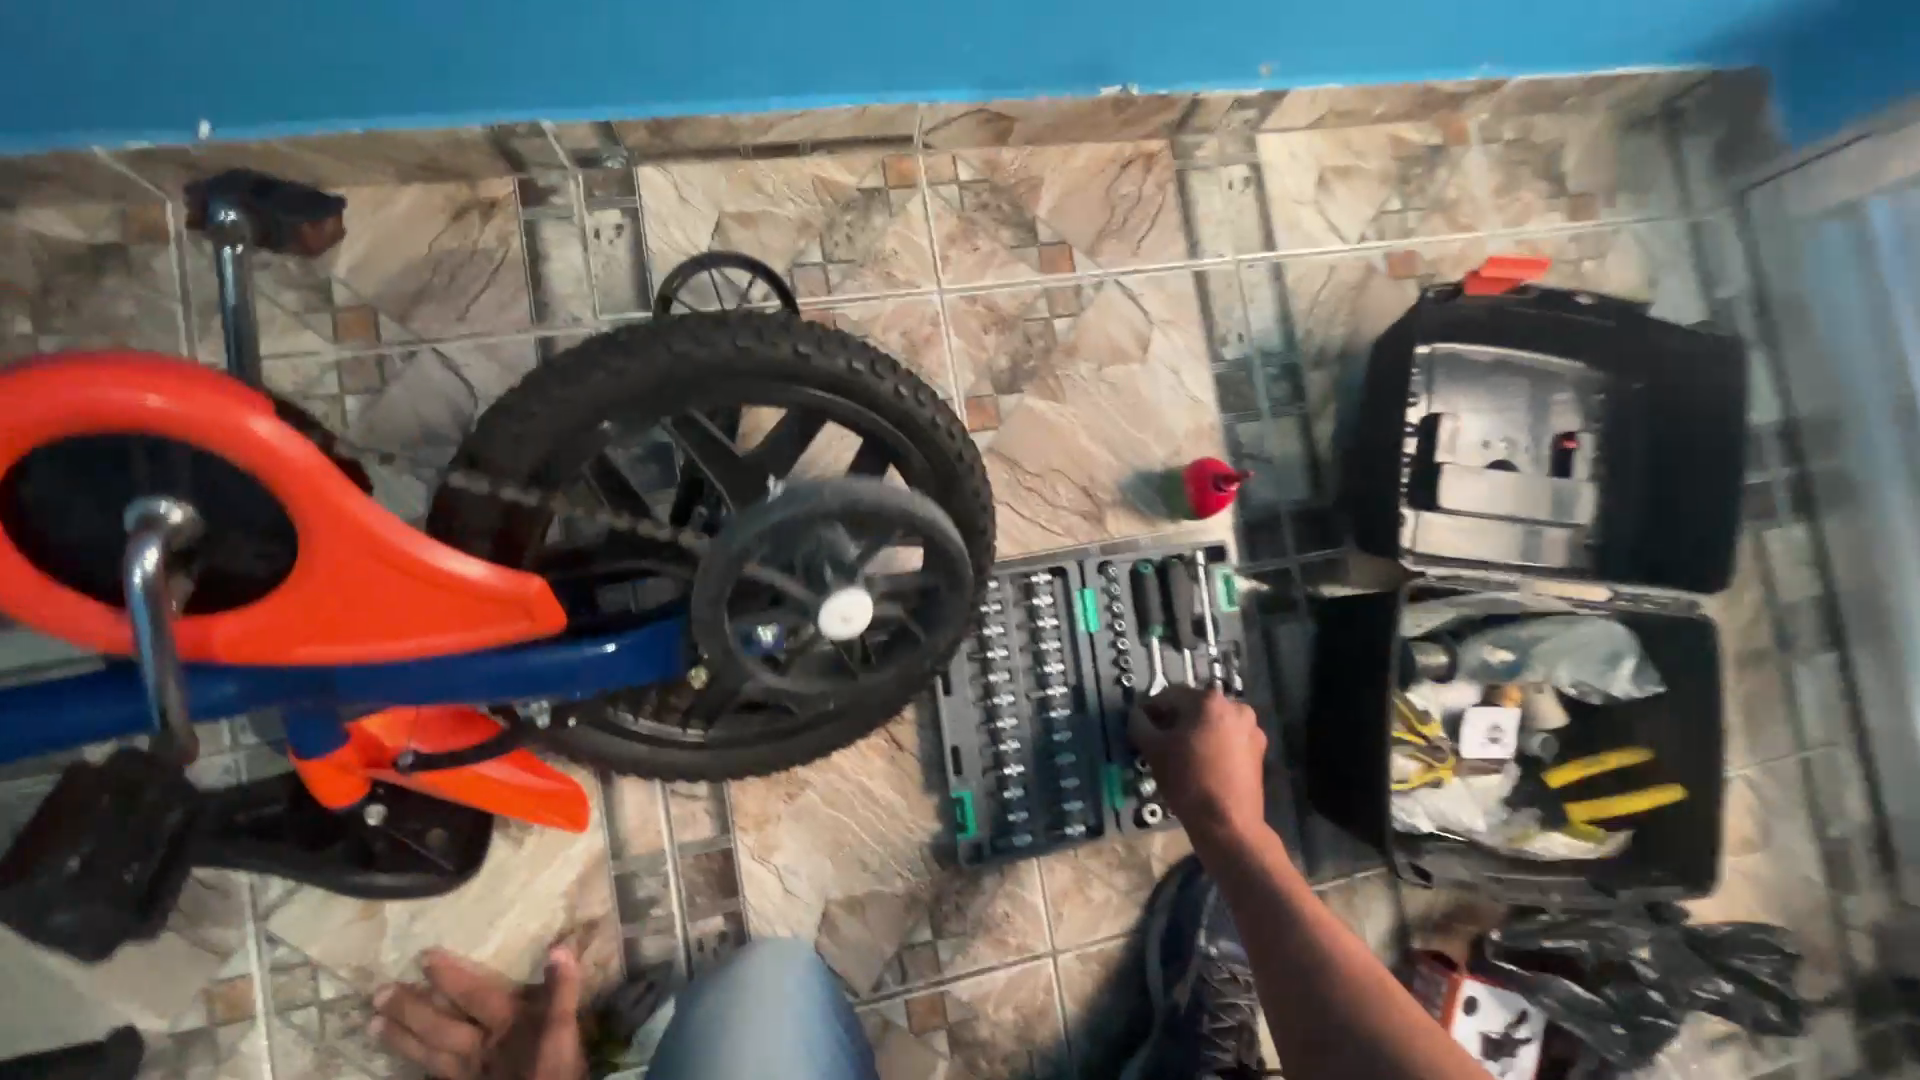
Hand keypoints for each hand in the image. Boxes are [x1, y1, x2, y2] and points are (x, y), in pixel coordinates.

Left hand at [371, 947, 587, 1079]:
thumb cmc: (555, 1069)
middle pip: (438, 1027)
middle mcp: (477, 1048)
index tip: (423, 957)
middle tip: (378, 993)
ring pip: (427, 1054)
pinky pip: (431, 1077)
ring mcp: (464, 1074)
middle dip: (410, 1009)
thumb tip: (558, 948)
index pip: (472, 995)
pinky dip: (414, 1069)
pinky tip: (399, 1068)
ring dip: (399, 1039)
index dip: (450, 976)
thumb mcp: (565, 1028)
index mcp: (504, 1025)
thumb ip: (563, 989)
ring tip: (371, 1024)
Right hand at [1129, 685, 1267, 844]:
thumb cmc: (1187, 780)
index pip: (1169, 696)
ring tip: (1183, 755)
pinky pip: (1228, 737)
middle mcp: (1235, 706)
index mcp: (1209, 700)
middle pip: (1194, 707)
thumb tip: (1137, 713)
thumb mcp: (1153, 749)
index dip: (1151, 711)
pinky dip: (1214, 743)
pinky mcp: (1259, 749)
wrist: (1227, 823)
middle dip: (1175, 721)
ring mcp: (1251, 728)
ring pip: (1212, 722)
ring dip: (1196, 731)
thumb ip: (1139, 723)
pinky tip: (1204, 764)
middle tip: (1160, 743)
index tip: (1141, 729)